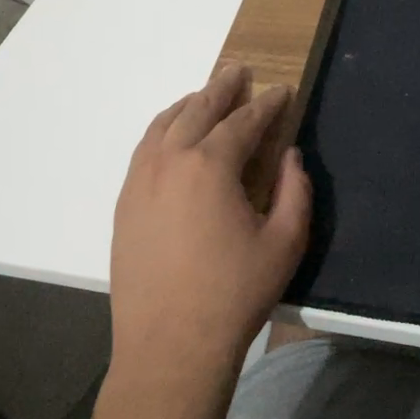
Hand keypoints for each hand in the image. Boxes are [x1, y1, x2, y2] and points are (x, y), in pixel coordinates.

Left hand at [109, 65, 313, 375]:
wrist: (169, 347)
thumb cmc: (234, 295)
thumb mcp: (284, 244)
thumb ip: (294, 192)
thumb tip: (290, 157)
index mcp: (210, 165)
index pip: (243, 121)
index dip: (267, 104)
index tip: (282, 90)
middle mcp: (170, 160)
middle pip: (198, 109)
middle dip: (223, 88)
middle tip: (240, 71)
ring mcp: (140, 180)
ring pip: (164, 124)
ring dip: (189, 104)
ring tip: (206, 95)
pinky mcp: (125, 203)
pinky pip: (144, 148)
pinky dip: (163, 129)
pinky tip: (173, 135)